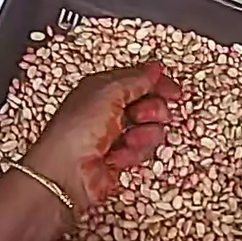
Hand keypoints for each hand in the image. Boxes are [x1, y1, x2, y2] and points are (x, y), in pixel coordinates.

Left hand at [21, 62, 182, 210]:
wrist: (66, 172)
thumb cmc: (79, 129)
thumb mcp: (108, 93)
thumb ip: (135, 79)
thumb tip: (154, 68)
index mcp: (103, 89)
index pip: (138, 80)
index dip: (158, 84)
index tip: (175, 93)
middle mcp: (109, 110)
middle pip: (148, 105)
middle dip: (152, 111)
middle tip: (143, 117)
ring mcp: (115, 135)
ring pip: (150, 130)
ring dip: (143, 136)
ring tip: (128, 141)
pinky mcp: (120, 157)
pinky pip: (142, 151)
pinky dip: (132, 154)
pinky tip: (116, 158)